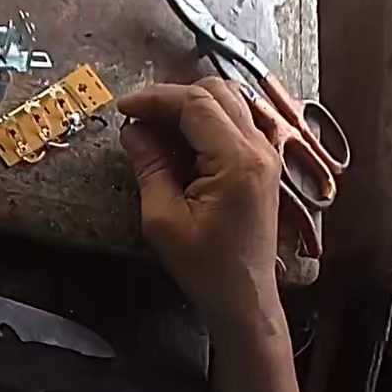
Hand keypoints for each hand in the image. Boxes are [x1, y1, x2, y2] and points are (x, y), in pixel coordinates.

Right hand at [118, 77, 283, 331]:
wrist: (244, 298)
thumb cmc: (206, 268)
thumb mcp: (164, 220)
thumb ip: (149, 167)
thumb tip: (133, 130)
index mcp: (237, 161)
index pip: (196, 104)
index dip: (155, 99)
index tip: (124, 108)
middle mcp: (260, 149)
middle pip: (216, 93)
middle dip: (173, 98)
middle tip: (139, 117)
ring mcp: (267, 155)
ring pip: (229, 103)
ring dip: (191, 107)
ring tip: (157, 129)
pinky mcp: (264, 165)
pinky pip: (236, 124)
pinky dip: (207, 123)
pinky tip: (183, 143)